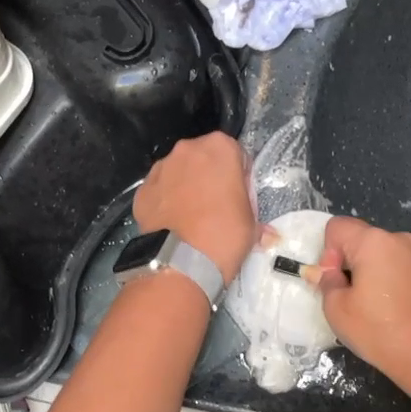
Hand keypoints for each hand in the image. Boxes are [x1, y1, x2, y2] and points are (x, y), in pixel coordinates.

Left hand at [133, 133, 256, 282]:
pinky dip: (164, 204)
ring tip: (190, 219)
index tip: (238, 197)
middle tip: (214, 208)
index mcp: (220, 148)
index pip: (235, 155)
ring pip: (177, 174)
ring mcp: (160, 169)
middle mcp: (186, 149)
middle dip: (208, 178)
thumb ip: (256, 219)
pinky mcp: (142, 191)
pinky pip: (158, 193)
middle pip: (203, 159)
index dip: (238, 177)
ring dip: (184, 188)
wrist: (182, 263)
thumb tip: (268, 234)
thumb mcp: (251, 226)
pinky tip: (172, 225)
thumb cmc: (225, 236)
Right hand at [307, 217, 410, 377]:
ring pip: (396, 256)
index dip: (330, 252)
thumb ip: (327, 283)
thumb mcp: (336, 311)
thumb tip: (326, 272)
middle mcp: (403, 240)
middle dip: (359, 263)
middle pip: (369, 242)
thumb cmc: (376, 332)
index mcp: (373, 243)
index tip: (337, 281)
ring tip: (389, 307)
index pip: (338, 227)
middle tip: (360, 299)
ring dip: (386, 272)